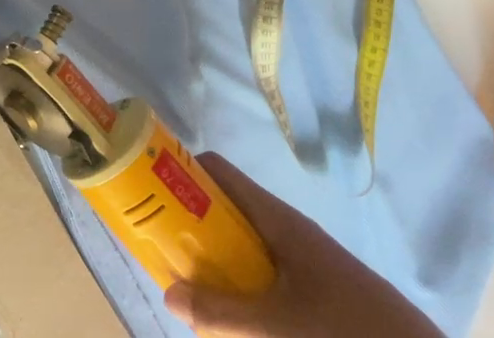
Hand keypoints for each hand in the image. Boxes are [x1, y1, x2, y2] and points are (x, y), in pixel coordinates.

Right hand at [166, 154, 443, 337]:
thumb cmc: (346, 330)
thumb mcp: (275, 326)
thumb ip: (219, 311)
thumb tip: (168, 291)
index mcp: (278, 219)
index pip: (218, 172)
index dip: (180, 172)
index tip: (148, 191)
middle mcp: (289, 230)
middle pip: (226, 208)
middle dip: (191, 223)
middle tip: (161, 247)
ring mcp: (306, 260)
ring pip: (246, 244)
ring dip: (215, 257)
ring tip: (190, 285)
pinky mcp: (321, 289)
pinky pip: (267, 272)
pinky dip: (243, 284)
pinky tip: (237, 317)